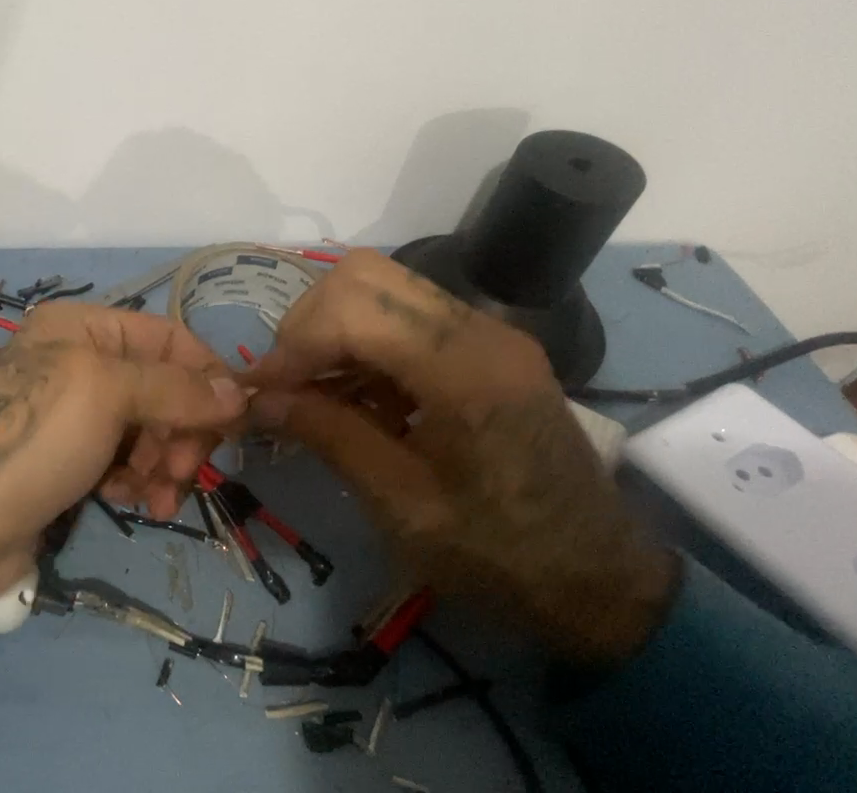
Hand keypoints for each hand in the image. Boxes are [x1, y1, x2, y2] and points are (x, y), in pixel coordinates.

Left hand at [0, 303, 244, 628]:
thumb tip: (240, 392)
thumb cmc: (34, 442)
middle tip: (184, 472)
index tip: (233, 424)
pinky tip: (133, 502)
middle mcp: (75, 361)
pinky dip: (137, 480)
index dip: (205, 376)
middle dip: (181, 429)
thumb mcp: (105, 394)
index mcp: (79, 326)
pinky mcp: (68, 460)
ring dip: (163, 463)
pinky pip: (123, 460)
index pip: (166, 337)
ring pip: (146, 428)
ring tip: (158, 498)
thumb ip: (176, 388)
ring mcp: (71, 414)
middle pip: (161, 386)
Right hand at [241, 249, 678, 664]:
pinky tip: (353, 395)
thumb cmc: (498, 555)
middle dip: (308, 324)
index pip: (352, 310)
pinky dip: (361, 341)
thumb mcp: (401, 505)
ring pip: (379, 286)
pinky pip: (403, 314)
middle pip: (362, 276)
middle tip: (287, 384)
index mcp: (465, 372)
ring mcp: (486, 332)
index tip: (261, 392)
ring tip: (313, 391)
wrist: (598, 581)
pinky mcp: (484, 346)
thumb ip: (328, 436)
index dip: (293, 345)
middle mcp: (479, 330)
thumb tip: (257, 400)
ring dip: (331, 329)